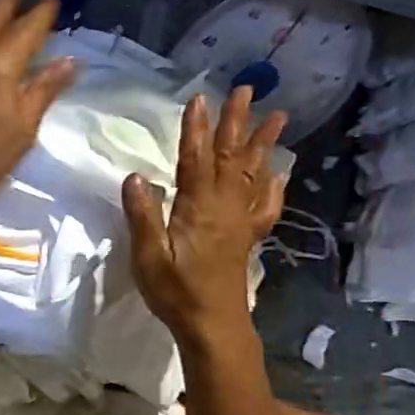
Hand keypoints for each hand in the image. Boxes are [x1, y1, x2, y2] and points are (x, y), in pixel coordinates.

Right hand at [123, 88, 286, 341]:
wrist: (212, 325)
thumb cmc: (176, 292)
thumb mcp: (149, 256)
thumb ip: (143, 216)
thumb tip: (135, 177)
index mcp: (199, 208)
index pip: (196, 159)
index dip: (196, 129)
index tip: (200, 98)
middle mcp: (225, 207)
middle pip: (230, 157)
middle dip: (235, 122)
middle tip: (245, 89)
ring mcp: (240, 221)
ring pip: (252, 173)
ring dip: (261, 143)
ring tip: (277, 115)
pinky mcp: (246, 236)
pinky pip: (264, 204)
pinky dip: (272, 184)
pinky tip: (279, 172)